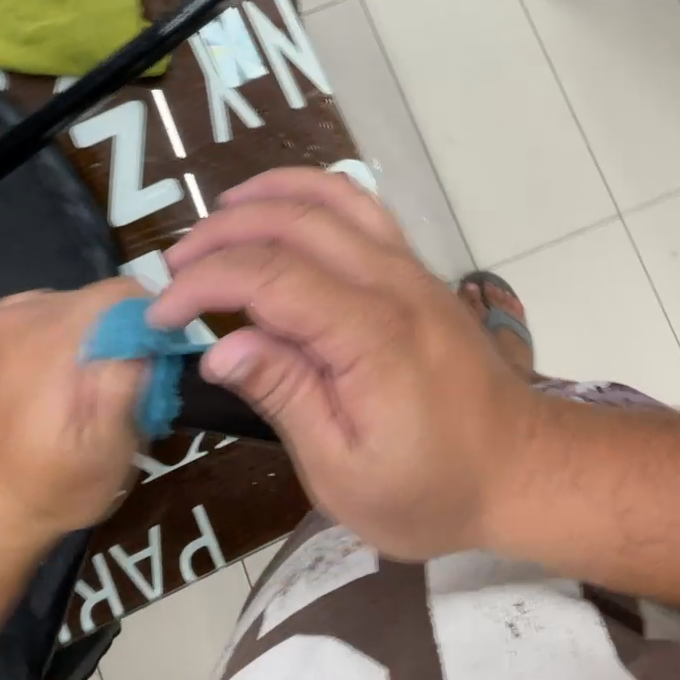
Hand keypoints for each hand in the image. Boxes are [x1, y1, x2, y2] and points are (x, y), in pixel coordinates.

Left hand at [0, 279, 149, 535]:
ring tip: (77, 380)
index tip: (153, 352)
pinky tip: (42, 375)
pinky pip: (24, 314)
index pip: (116, 292)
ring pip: (58, 303)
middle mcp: (8, 320)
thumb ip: (128, 384)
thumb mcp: (111, 449)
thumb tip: (144, 336)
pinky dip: (43, 335)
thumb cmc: (54, 488)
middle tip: (116, 377)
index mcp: (45, 342)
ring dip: (77, 332)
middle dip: (110, 330)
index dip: (144, 316)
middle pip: (87, 298)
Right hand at [147, 167, 541, 559]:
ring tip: (216, 216)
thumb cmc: (432, 487)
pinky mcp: (415, 268)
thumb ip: (284, 397)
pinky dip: (313, 193)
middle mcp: (390, 282)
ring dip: (266, 195)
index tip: (160, 316)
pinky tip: (282, 208)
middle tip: (173, 267)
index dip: (204, 286)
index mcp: (371, 335)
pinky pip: (360, 207)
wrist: (520, 467)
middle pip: (294, 224)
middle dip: (221, 234)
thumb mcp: (344, 472)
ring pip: (331, 197)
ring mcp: (409, 266)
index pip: (270, 279)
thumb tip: (220, 348)